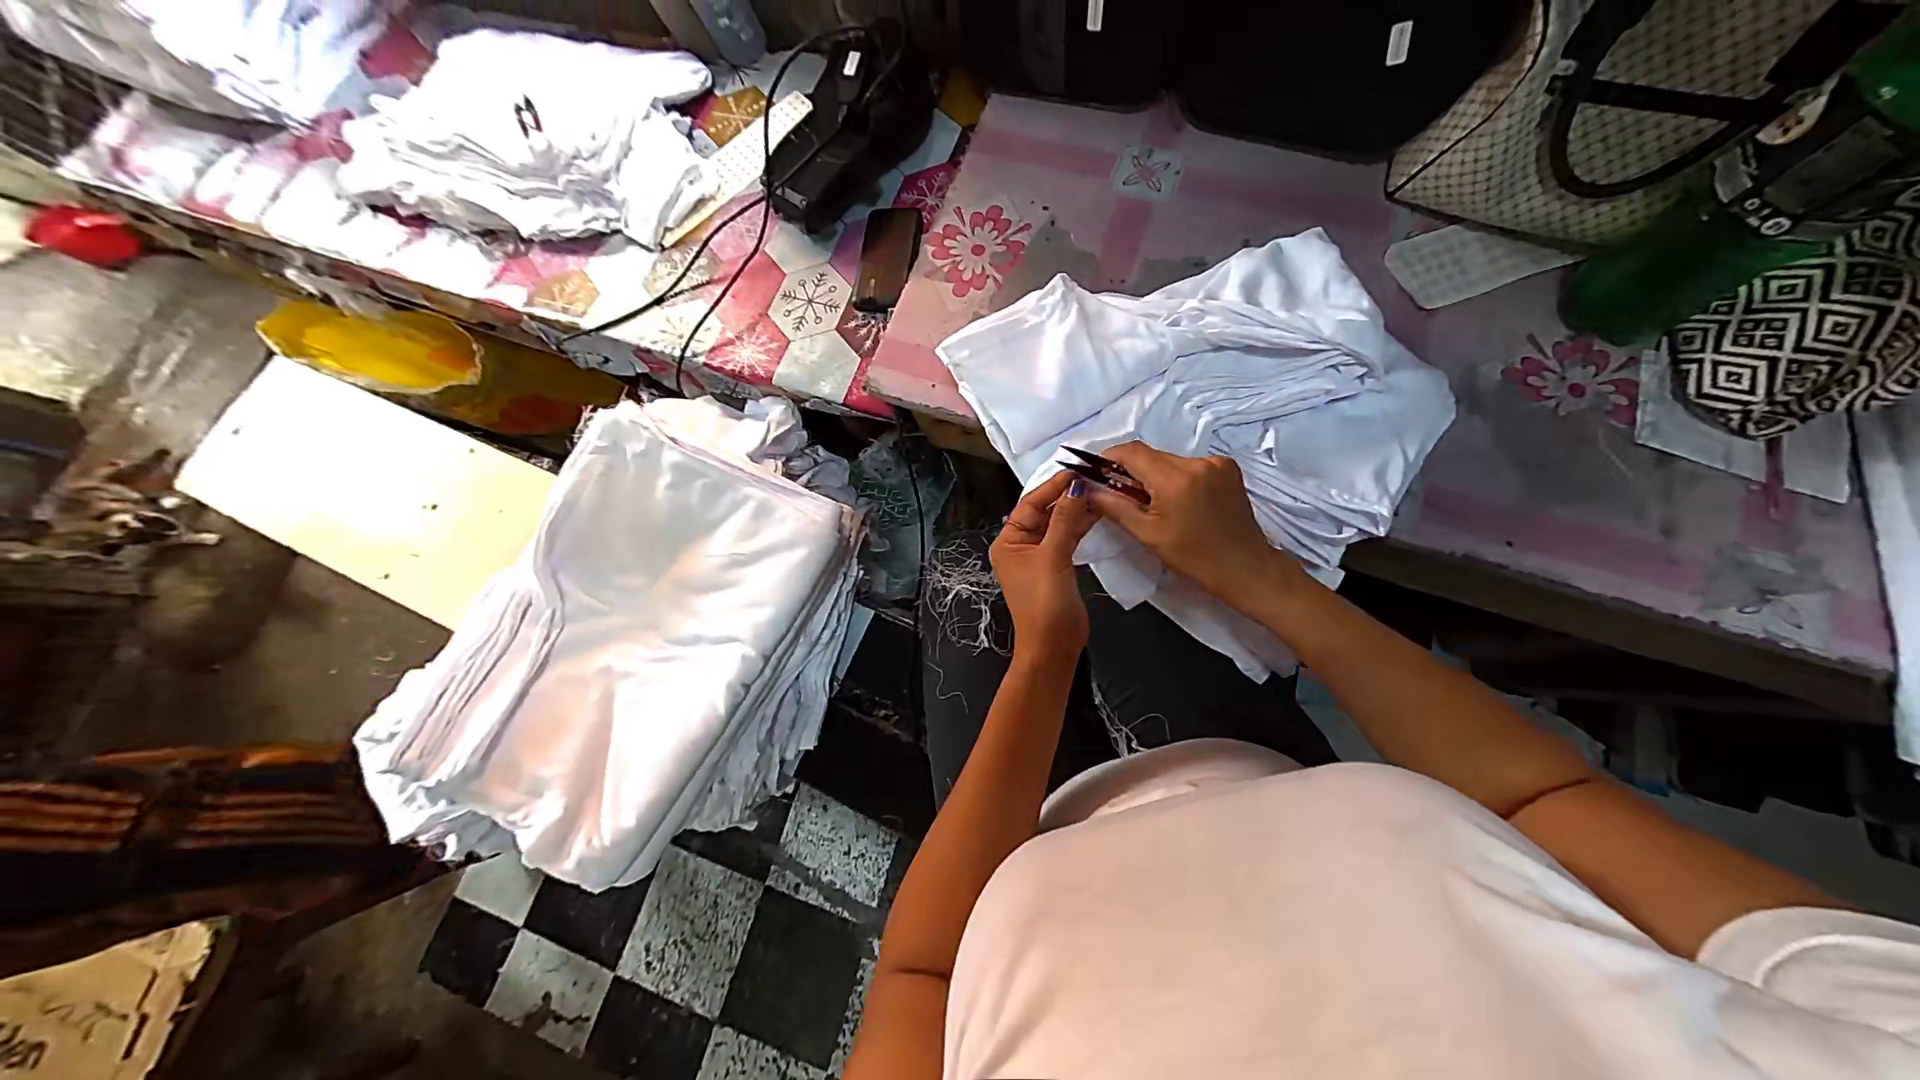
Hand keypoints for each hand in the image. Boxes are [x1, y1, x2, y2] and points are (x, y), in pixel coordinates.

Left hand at [990, 471, 1099, 661]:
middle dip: (1066, 497)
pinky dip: (1080, 527)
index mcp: (1008, 541)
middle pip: (1044, 512)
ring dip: (1076, 510)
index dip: (1052, 487)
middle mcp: (1021, 546)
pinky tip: (1097, 514)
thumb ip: (1064, 519)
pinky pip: (1067, 538)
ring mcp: (1040, 557)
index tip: (1075, 471)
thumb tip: (1075, 487)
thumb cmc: (1044, 602)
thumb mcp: (1053, 556)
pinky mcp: (1057, 567)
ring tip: (1099, 492)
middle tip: (1092, 479)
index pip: (1029, 504)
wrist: (1054, 645)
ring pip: (1058, 524)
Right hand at [1083, 441, 1310, 612]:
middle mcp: (1197, 462)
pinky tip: (1178, 500)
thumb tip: (1087, 489)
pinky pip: (1190, 465)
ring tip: (1151, 501)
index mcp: (1175, 479)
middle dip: (1131, 470)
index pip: (1131, 452)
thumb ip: (1114, 506)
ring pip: (1169, 460)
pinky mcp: (1228, 468)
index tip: (1095, 471)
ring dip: (1154, 474)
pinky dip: (1176, 477)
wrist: (1244, 567)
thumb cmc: (1192, 556)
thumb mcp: (1146, 533)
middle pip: (1151, 455)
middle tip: (1118, 492)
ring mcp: (1216, 463)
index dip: (1108, 458)